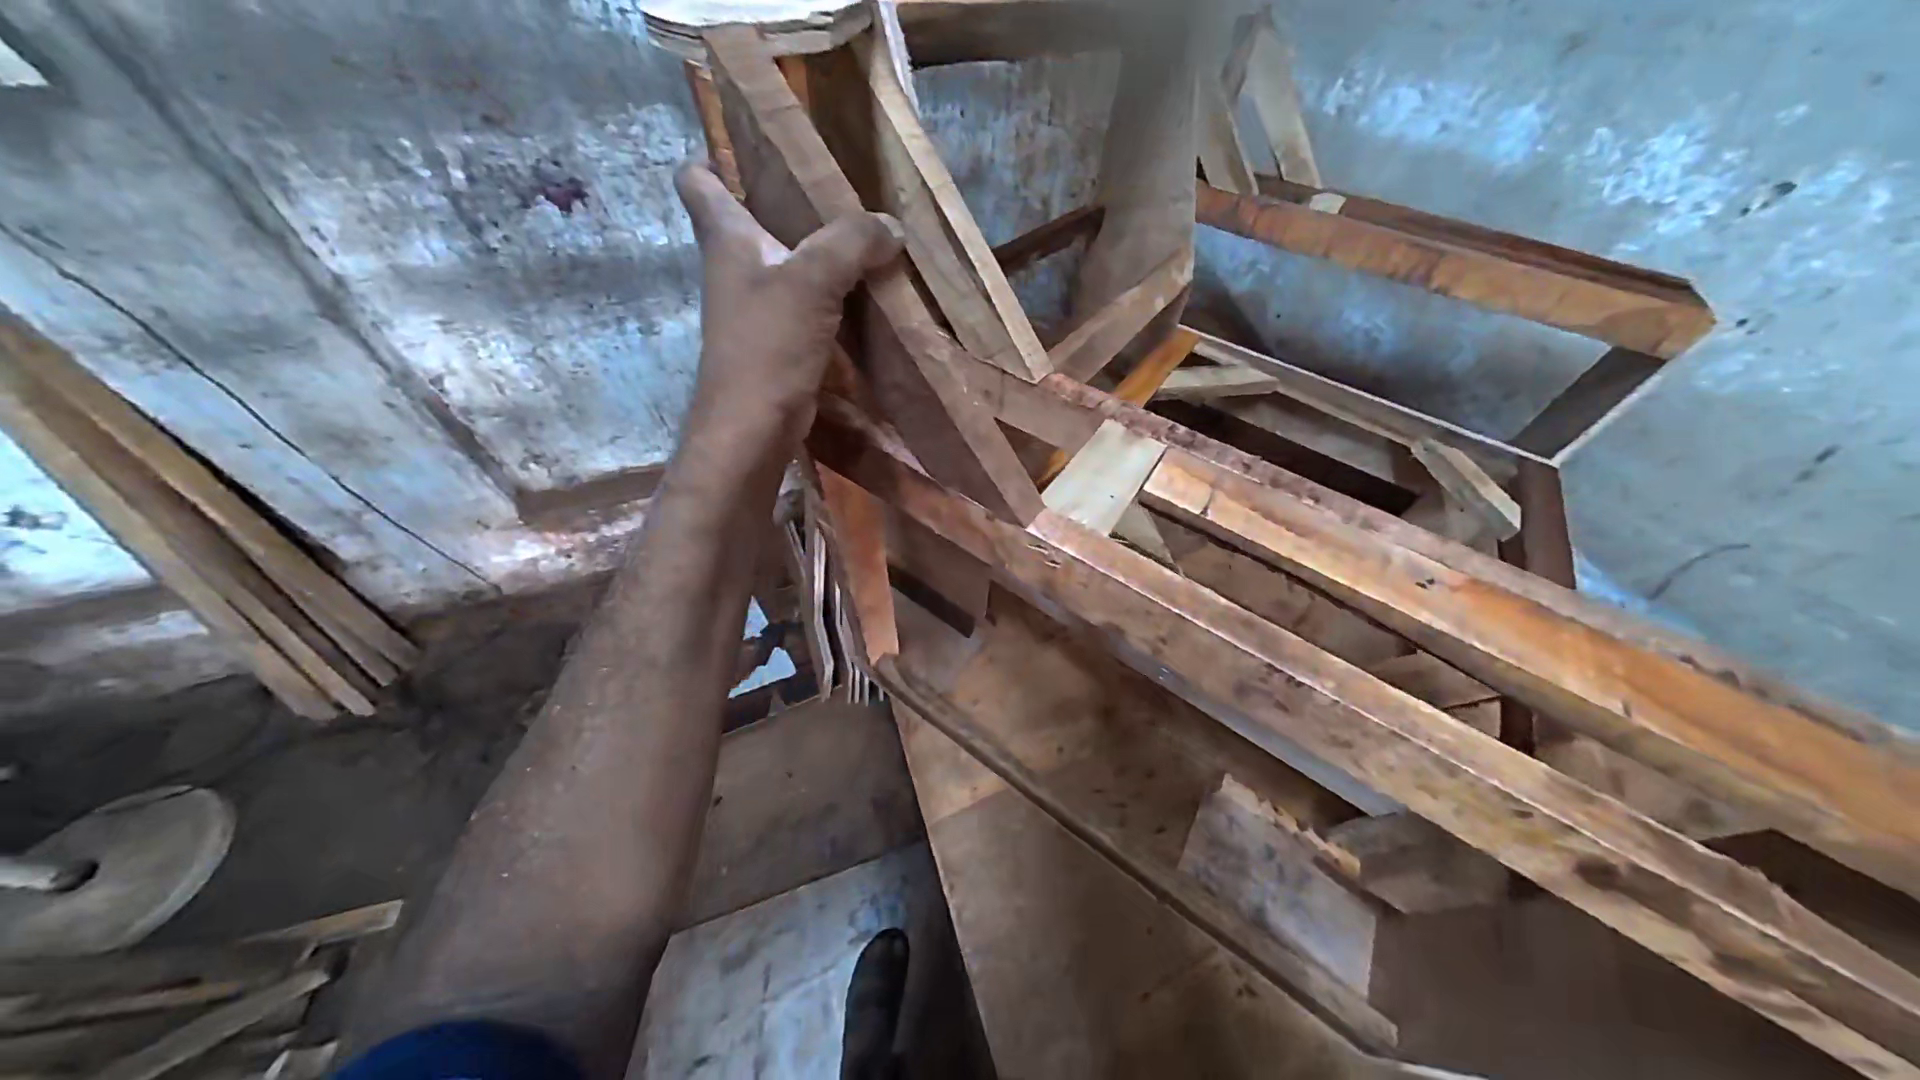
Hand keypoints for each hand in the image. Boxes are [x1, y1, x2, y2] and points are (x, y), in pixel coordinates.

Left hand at [675, 163, 901, 445]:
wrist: (753, 428)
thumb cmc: (768, 345)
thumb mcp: (813, 280)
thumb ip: (852, 242)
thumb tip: (890, 226)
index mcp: (726, 239)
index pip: (699, 180)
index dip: (715, 156)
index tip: (755, 145)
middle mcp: (734, 269)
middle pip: (751, 218)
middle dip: (788, 201)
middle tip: (838, 190)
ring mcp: (754, 309)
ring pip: (785, 265)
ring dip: (819, 254)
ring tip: (865, 239)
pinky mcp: (777, 343)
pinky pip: (806, 305)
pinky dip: (831, 297)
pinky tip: (865, 295)